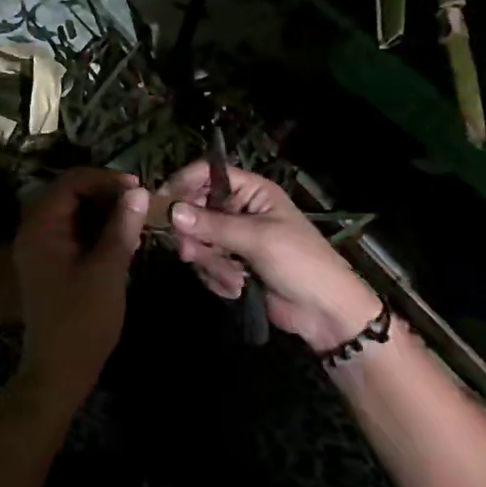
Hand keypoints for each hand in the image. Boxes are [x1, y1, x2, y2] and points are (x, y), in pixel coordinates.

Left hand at [11, 168, 149, 403]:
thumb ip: (121, 227)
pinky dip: (95, 229)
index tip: (138, 189)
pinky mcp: (49, 264)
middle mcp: (34, 232)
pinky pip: (72, 232)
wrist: (58, 371)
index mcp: (40, 227)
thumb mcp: (107, 269)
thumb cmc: (82, 320)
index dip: (105, 179)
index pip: (70, 182)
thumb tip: (138, 191)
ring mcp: (39, 249)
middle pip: (68, 194)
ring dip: (102, 210)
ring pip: (72, 213)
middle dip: (105, 192)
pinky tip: (120, 237)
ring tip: (134, 217)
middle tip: (139, 202)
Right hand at [160, 161, 380, 350]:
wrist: (324, 312)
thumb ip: (213, 225)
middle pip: (196, 211)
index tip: (162, 203)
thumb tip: (173, 212)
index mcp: (253, 191)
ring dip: (211, 263)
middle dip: (196, 236)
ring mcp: (235, 240)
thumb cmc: (299, 262)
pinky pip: (207, 265)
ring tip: (233, 277)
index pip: (208, 174)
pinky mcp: (232, 266)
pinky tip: (238, 288)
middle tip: (193, 254)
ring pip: (199, 242)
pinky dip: (218, 278)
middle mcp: (240, 210)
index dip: (184, 184)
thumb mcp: (257, 239)